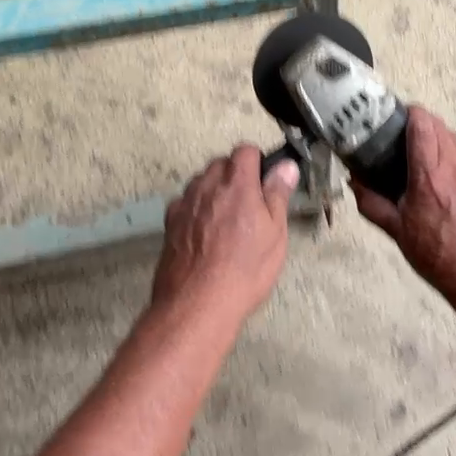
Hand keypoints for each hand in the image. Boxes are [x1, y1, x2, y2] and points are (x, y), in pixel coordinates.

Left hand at [150, 144, 299, 325]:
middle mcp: (207, 185)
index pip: (245, 150)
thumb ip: (278, 194)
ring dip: (215, 191)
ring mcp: (185, 203)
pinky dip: (196, 209)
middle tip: (249, 206)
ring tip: (227, 222)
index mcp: (237, 183)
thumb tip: (286, 166)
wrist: (196, 305)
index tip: (264, 183)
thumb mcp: (275, 234)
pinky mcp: (169, 223)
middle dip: (235, 176)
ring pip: (202, 183)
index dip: (258, 162)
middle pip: (221, 164)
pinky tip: (204, 234)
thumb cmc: (244, 270)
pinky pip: (186, 203)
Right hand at [354, 106, 455, 309]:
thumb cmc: (436, 255)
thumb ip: (372, 202)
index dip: (408, 113)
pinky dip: (452, 161)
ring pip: (455, 141)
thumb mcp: (397, 231)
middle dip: (420, 125)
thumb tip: (354, 181)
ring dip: (437, 141)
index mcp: (430, 173)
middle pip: (439, 125)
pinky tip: (444, 185)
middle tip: (402, 140)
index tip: (395, 119)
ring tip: (421, 162)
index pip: (422, 122)